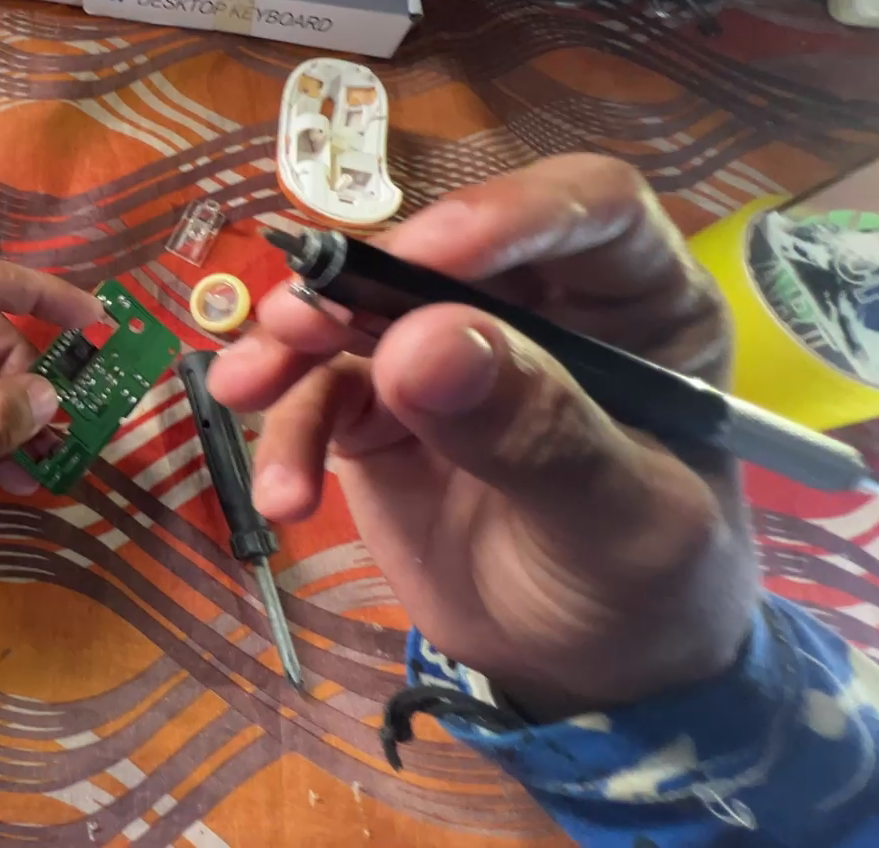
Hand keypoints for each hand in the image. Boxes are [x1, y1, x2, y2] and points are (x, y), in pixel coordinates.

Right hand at [211, 155, 761, 719]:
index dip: (501, 214)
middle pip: (424, 259)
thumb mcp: (616, 524)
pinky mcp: (369, 405)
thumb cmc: (634, 591)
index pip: (581, 211)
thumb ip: (533, 431)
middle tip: (291, 327)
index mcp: (629, 311)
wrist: (566, 667)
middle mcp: (522, 313)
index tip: (413, 261)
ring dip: (285, 351)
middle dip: (346, 289)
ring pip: (342, 317)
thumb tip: (420, 345)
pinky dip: (282, 437)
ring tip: (243, 390)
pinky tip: (282, 496)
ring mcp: (432, 356)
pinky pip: (309, 396)